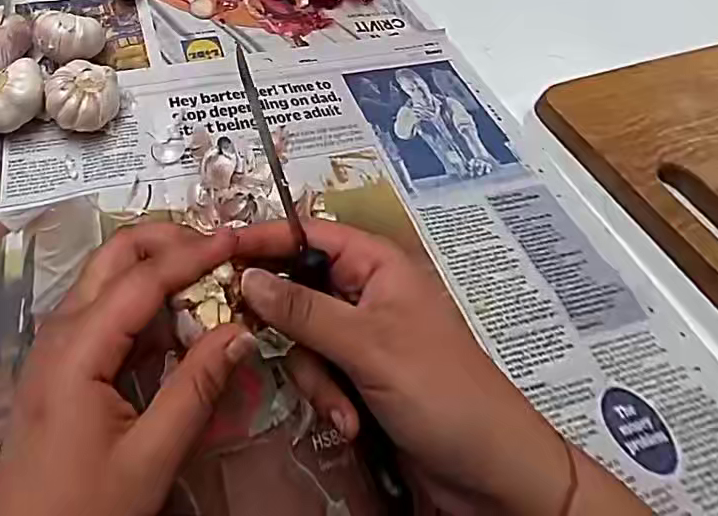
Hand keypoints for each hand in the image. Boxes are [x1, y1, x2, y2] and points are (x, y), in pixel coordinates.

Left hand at [0, 224, 258, 515]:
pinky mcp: (64, 354)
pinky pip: (106, 310)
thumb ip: (195, 391)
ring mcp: (59, 336)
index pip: (142, 277)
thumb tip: (239, 333)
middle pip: (116, 256)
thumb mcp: (149, 457)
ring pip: (111, 278)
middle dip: (167, 243)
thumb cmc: (80, 505)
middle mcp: (63, 324)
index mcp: (78, 342)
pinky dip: (144, 305)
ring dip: (157, 271)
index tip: (231, 239)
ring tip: (208, 283)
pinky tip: (177, 324)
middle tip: (218, 250)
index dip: (191, 254)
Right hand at [235, 220, 578, 515]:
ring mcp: (356, 331)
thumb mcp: (368, 346)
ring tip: (337, 405)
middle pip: (292, 283)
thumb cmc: (444, 394)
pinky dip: (322, 392)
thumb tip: (245, 277)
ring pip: (296, 330)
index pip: (303, 234)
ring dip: (310, 371)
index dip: (260, 239)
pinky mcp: (354, 369)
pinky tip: (346, 420)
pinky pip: (312, 364)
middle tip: (255, 334)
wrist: (500, 484)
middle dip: (285, 324)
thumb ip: (302, 309)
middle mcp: (360, 290)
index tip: (217, 250)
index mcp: (372, 263)